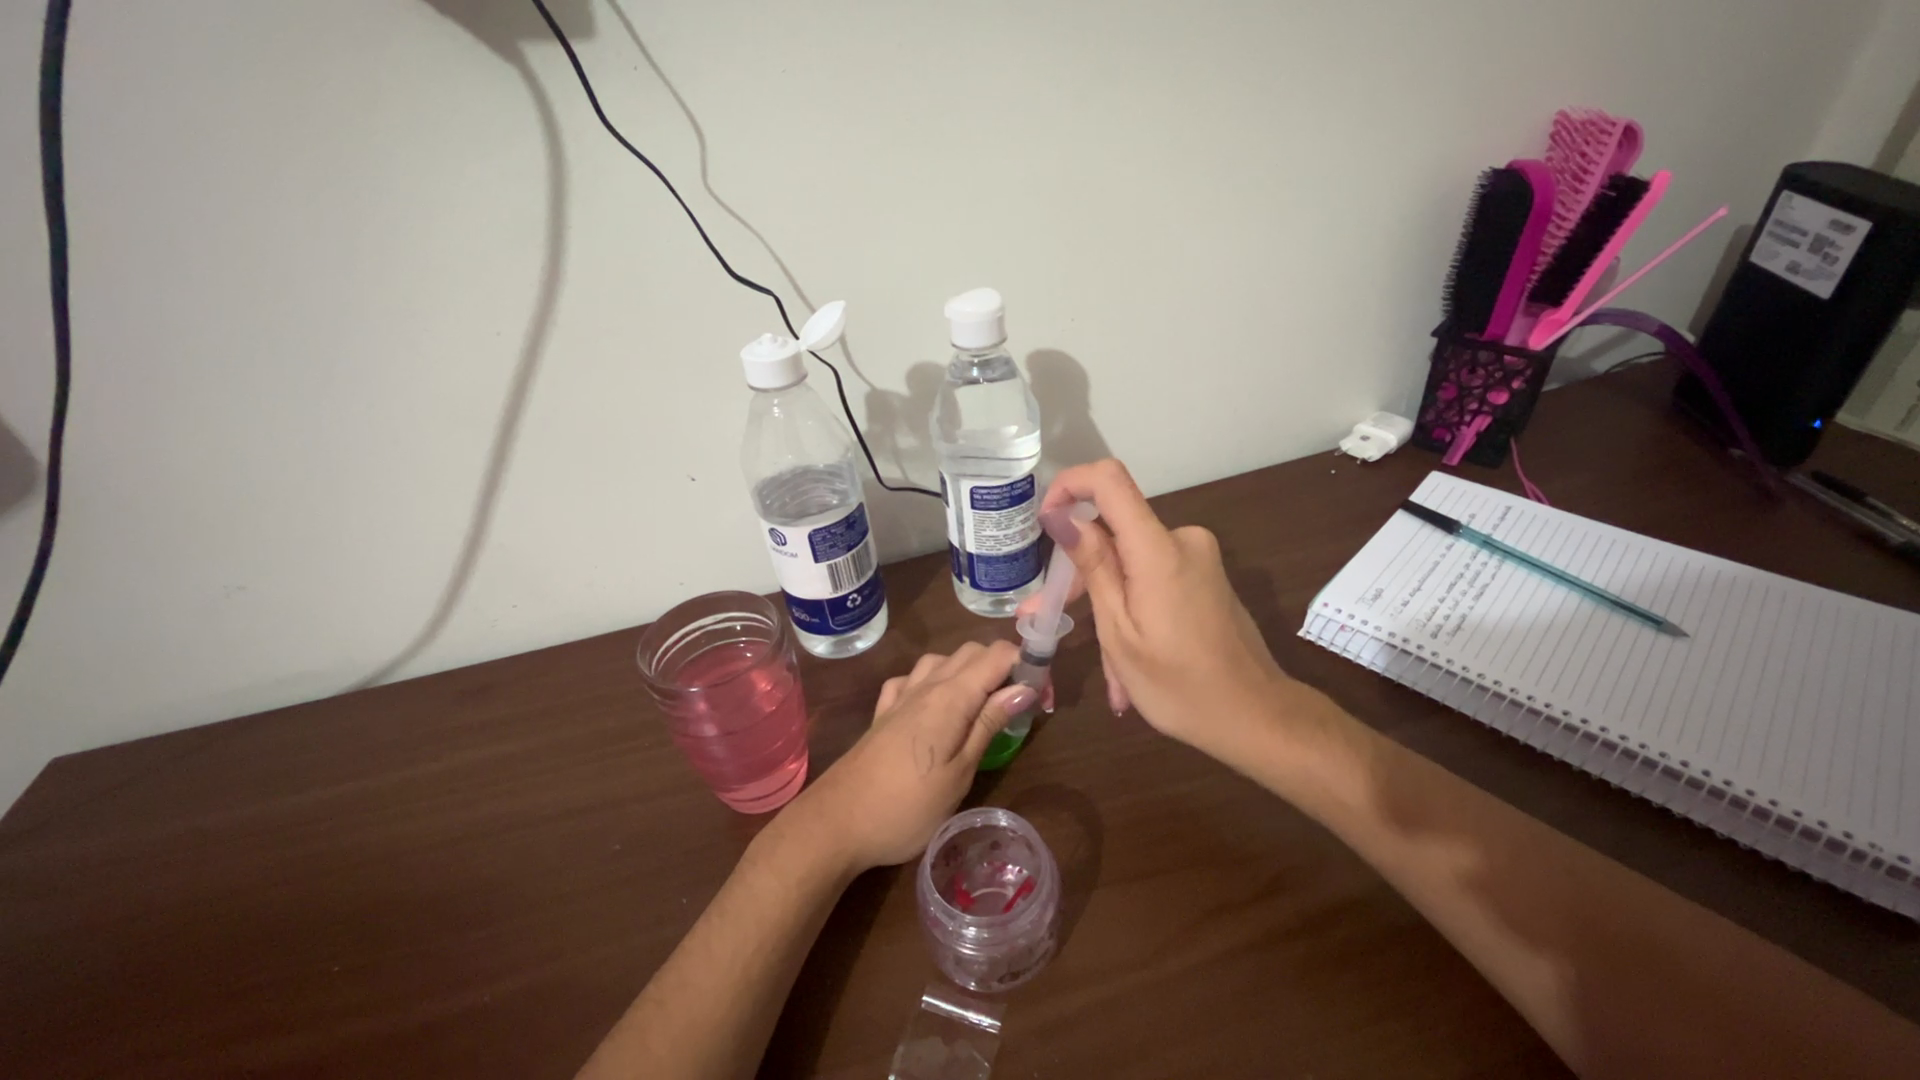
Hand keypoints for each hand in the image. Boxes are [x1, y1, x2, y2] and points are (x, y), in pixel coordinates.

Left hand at [788, 641, 1036, 872]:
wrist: (836, 824)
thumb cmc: (907, 807)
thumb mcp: (960, 772)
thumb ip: (989, 724)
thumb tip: (1024, 687)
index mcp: (951, 697)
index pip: (998, 654)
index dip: (1027, 665)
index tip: (1041, 699)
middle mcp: (926, 685)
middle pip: (972, 651)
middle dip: (1003, 666)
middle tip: (1019, 706)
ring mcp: (900, 697)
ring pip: (941, 660)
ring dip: (968, 671)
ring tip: (982, 706)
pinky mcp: (882, 713)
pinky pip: (911, 679)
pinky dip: (932, 682)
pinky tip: (934, 705)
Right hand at [1024, 460, 1291, 753]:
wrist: (1256, 717)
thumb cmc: (1180, 686)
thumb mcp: (1119, 631)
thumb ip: (1093, 566)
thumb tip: (1061, 517)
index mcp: (1158, 549)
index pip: (1109, 480)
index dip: (1069, 486)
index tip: (1045, 523)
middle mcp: (1183, 540)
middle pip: (1115, 532)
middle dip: (1080, 574)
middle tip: (1047, 621)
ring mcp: (1199, 558)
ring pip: (1131, 564)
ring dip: (1108, 608)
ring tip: (1109, 674)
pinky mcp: (1205, 576)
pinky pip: (1153, 579)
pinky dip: (1134, 612)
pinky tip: (1130, 668)